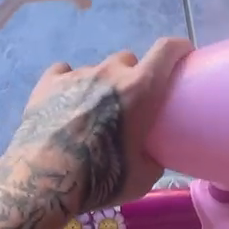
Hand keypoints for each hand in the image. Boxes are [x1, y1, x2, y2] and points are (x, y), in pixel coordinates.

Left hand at [5, 37, 192, 214]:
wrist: (44, 181)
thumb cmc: (101, 178)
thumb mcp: (143, 177)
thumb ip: (153, 156)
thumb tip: (152, 156)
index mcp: (140, 88)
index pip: (167, 50)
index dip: (178, 47)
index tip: (183, 54)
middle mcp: (110, 73)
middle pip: (129, 61)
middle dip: (133, 75)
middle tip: (130, 102)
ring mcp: (77, 74)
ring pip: (98, 69)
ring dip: (101, 84)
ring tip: (93, 111)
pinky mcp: (48, 83)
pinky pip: (64, 73)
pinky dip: (69, 84)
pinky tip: (65, 103)